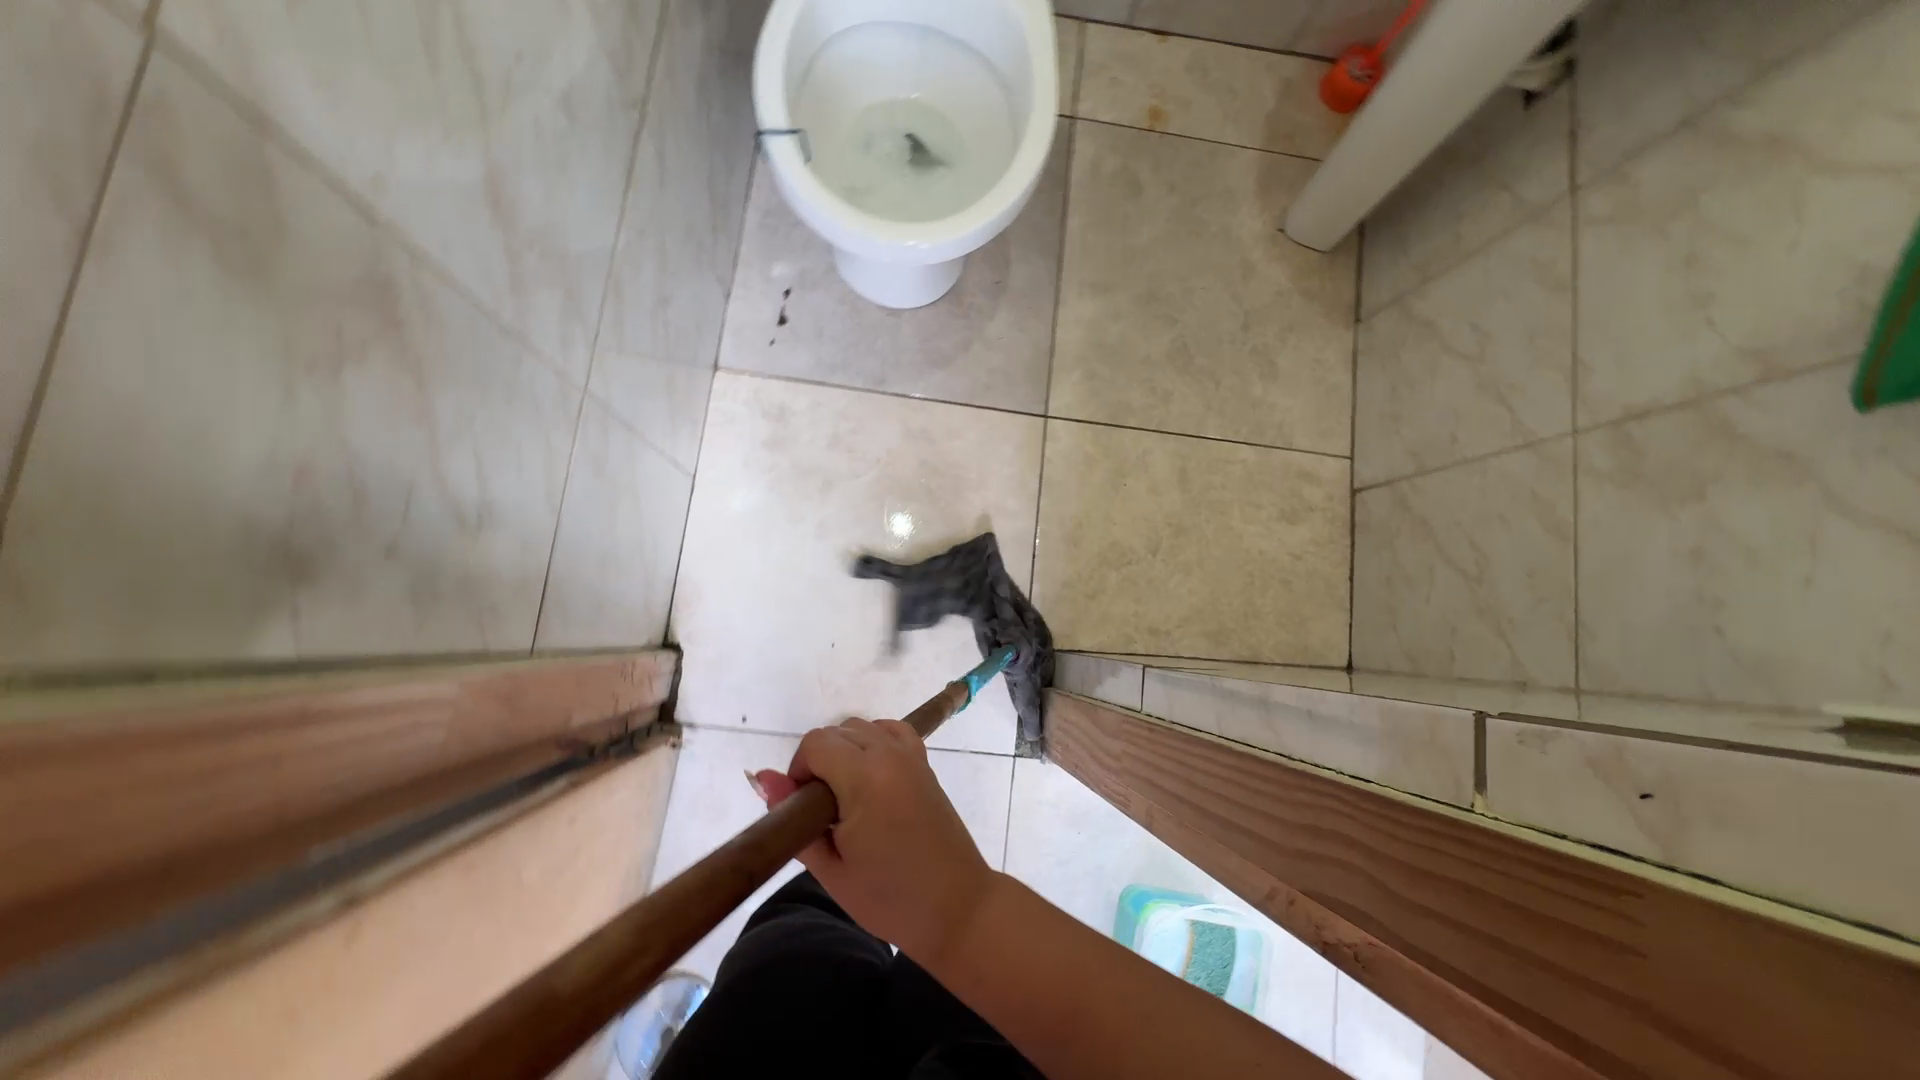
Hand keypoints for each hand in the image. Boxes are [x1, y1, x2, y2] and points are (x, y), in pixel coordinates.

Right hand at [750, 718, 994, 963]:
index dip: (799, 771)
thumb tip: (762, 779)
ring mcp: (911, 757)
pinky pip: (891, 732)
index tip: (804, 811)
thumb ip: (795, 821)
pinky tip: (869, 778)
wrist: (955, 907)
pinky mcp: (925, 764)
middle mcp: (889, 755)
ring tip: (845, 799)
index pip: (815, 743)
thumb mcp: (831, 869)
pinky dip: (873, 743)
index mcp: (865, 778)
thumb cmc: (889, 899)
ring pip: (862, 727)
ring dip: (845, 751)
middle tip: (822, 813)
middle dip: (818, 763)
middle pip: (836, 732)